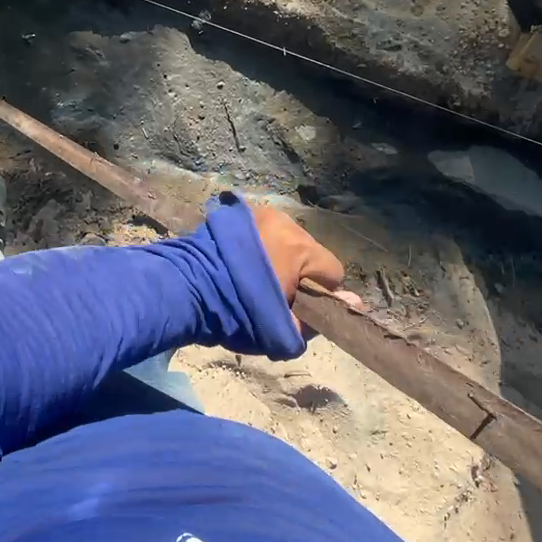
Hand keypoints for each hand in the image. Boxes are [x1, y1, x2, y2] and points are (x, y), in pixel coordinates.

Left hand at [248, 203, 363, 333]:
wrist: (188, 289)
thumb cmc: (242, 312)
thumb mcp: (285, 329)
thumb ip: (322, 317)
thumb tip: (354, 302)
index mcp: (301, 248)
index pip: (332, 271)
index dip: (320, 292)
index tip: (300, 304)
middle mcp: (284, 222)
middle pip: (309, 250)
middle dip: (300, 270)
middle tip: (275, 291)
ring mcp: (259, 213)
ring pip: (285, 238)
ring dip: (279, 254)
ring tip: (255, 275)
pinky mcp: (238, 212)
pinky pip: (261, 230)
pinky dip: (259, 244)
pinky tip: (242, 261)